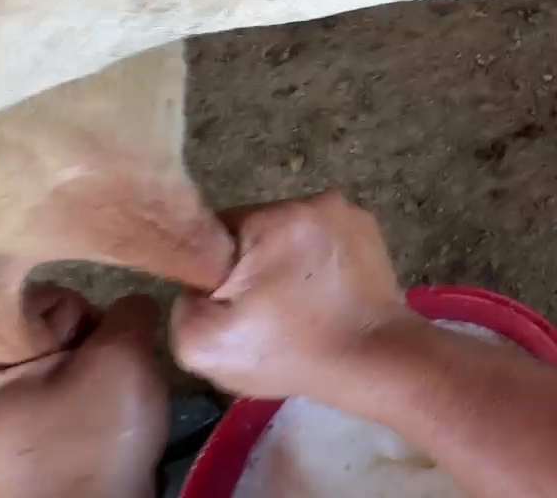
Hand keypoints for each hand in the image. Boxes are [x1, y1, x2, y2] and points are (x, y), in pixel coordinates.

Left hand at [0, 292, 167, 497]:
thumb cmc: (92, 439)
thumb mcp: (121, 356)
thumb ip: (129, 308)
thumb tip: (133, 300)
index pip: (31, 305)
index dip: (82, 313)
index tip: (100, 344)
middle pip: (43, 329)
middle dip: (91, 338)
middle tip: (112, 368)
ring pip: (57, 357)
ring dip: (97, 362)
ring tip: (114, 390)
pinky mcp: (17, 438)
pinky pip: (57, 387)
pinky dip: (89, 388)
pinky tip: (105, 406)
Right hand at [171, 191, 417, 400]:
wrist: (371, 355)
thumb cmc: (290, 350)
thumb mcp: (203, 341)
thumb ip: (185, 301)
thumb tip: (200, 283)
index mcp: (277, 218)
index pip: (217, 229)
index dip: (210, 268)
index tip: (227, 300)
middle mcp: (317, 201)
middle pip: (257, 229)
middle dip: (250, 265)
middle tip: (261, 307)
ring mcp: (349, 212)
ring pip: (291, 235)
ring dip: (285, 262)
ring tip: (294, 303)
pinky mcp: (369, 229)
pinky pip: (322, 239)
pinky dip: (315, 262)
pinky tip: (320, 294)